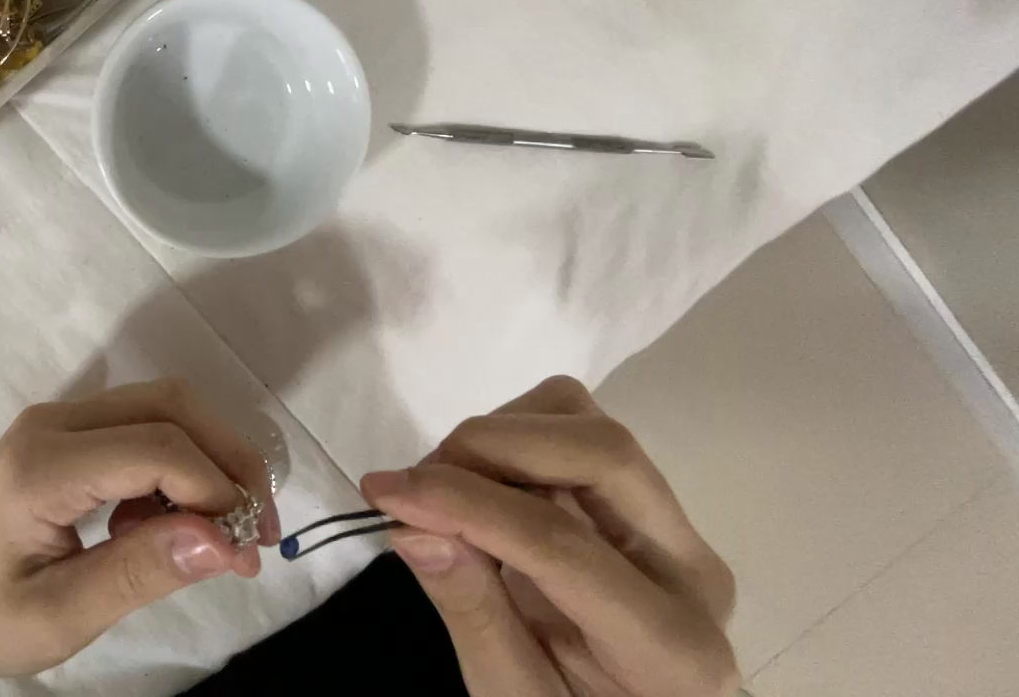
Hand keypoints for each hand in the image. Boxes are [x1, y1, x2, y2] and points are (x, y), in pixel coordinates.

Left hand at [0, 379, 278, 680]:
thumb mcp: (59, 617)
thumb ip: (139, 574)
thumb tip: (223, 540)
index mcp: (43, 467)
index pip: (154, 447)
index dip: (214, 489)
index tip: (244, 551)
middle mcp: (54, 422)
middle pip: (169, 404)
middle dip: (228, 459)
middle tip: (257, 531)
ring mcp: (61, 419)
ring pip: (164, 406)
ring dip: (210, 458)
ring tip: (221, 534)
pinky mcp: (70, 430)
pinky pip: (145, 423)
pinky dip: (180, 463)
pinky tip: (168, 523)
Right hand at [361, 376, 738, 696]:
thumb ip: (470, 613)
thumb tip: (410, 525)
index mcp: (673, 649)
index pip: (561, 544)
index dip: (462, 504)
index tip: (381, 491)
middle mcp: (690, 570)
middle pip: (602, 452)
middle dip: (489, 447)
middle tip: (419, 484)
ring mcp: (671, 523)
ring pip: (585, 421)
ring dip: (497, 434)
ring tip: (448, 486)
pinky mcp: (638, 495)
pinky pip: (572, 421)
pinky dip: (508, 431)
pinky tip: (483, 483)